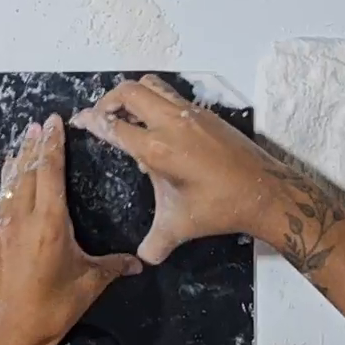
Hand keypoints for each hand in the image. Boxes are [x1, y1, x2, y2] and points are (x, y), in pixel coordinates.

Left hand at [0, 115, 142, 344]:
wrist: (8, 332)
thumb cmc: (53, 307)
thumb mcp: (89, 284)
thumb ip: (114, 266)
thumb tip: (139, 262)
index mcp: (49, 222)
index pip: (50, 171)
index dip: (53, 144)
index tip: (54, 121)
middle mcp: (23, 216)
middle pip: (28, 169)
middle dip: (35, 144)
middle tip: (40, 122)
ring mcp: (3, 224)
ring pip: (11, 181)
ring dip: (20, 157)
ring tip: (25, 137)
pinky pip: (1, 197)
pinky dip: (8, 179)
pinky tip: (10, 175)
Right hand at [70, 75, 298, 263]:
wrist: (266, 191)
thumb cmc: (220, 207)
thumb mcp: (180, 225)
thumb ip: (155, 242)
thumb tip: (143, 259)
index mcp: (158, 148)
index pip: (115, 126)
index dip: (92, 121)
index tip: (78, 120)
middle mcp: (172, 123)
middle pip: (129, 91)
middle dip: (108, 100)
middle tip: (101, 117)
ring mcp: (191, 114)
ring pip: (151, 85)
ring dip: (132, 95)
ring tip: (125, 115)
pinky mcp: (206, 114)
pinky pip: (171, 95)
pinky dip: (155, 101)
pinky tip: (156, 126)